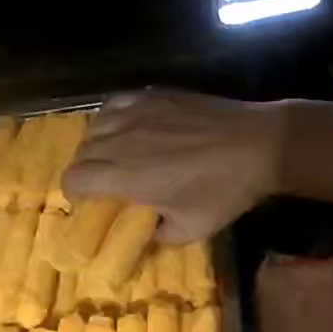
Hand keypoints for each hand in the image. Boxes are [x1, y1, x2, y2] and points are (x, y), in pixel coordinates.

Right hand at [63, 91, 286, 243]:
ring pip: (94, 127)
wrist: (259, 145)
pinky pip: (114, 103)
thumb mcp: (192, 229)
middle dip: (85, 170)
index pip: (74, 178)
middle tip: (103, 182)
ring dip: (96, 144)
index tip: (86, 200)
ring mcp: (136, 113)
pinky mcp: (153, 96)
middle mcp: (122, 140)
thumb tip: (147, 232)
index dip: (73, 191)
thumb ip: (160, 235)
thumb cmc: (224, 190)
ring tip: (113, 154)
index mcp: (125, 175)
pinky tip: (124, 126)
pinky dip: (110, 117)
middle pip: (82, 152)